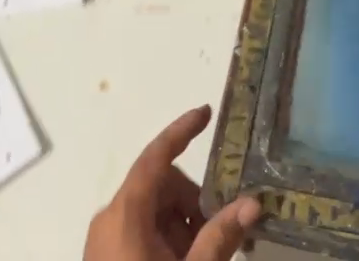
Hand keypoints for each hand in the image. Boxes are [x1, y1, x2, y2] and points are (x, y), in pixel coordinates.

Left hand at [84, 107, 260, 260]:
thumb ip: (221, 236)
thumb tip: (253, 203)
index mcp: (125, 214)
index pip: (155, 158)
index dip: (180, 132)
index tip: (205, 113)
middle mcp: (110, 218)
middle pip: (159, 186)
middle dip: (193, 201)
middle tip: (217, 233)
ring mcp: (104, 239)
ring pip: (153, 210)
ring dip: (183, 224)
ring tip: (202, 258)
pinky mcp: (105, 258)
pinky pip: (141, 231)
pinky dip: (167, 238)